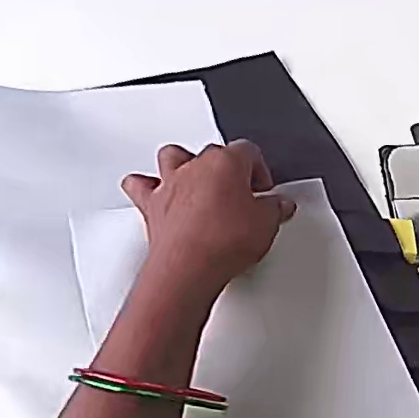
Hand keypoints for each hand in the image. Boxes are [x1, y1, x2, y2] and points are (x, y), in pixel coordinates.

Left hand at [122, 141, 295, 292]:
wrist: (190, 267)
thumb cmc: (223, 241)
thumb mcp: (267, 223)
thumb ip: (274, 208)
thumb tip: (278, 206)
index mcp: (226, 162)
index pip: (248, 151)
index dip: (260, 170)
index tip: (264, 188)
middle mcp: (194, 167)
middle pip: (214, 152)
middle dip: (229, 168)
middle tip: (242, 191)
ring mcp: (170, 184)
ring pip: (173, 156)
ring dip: (186, 164)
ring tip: (201, 181)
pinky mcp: (151, 206)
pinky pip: (140, 185)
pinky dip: (148, 187)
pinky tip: (160, 195)